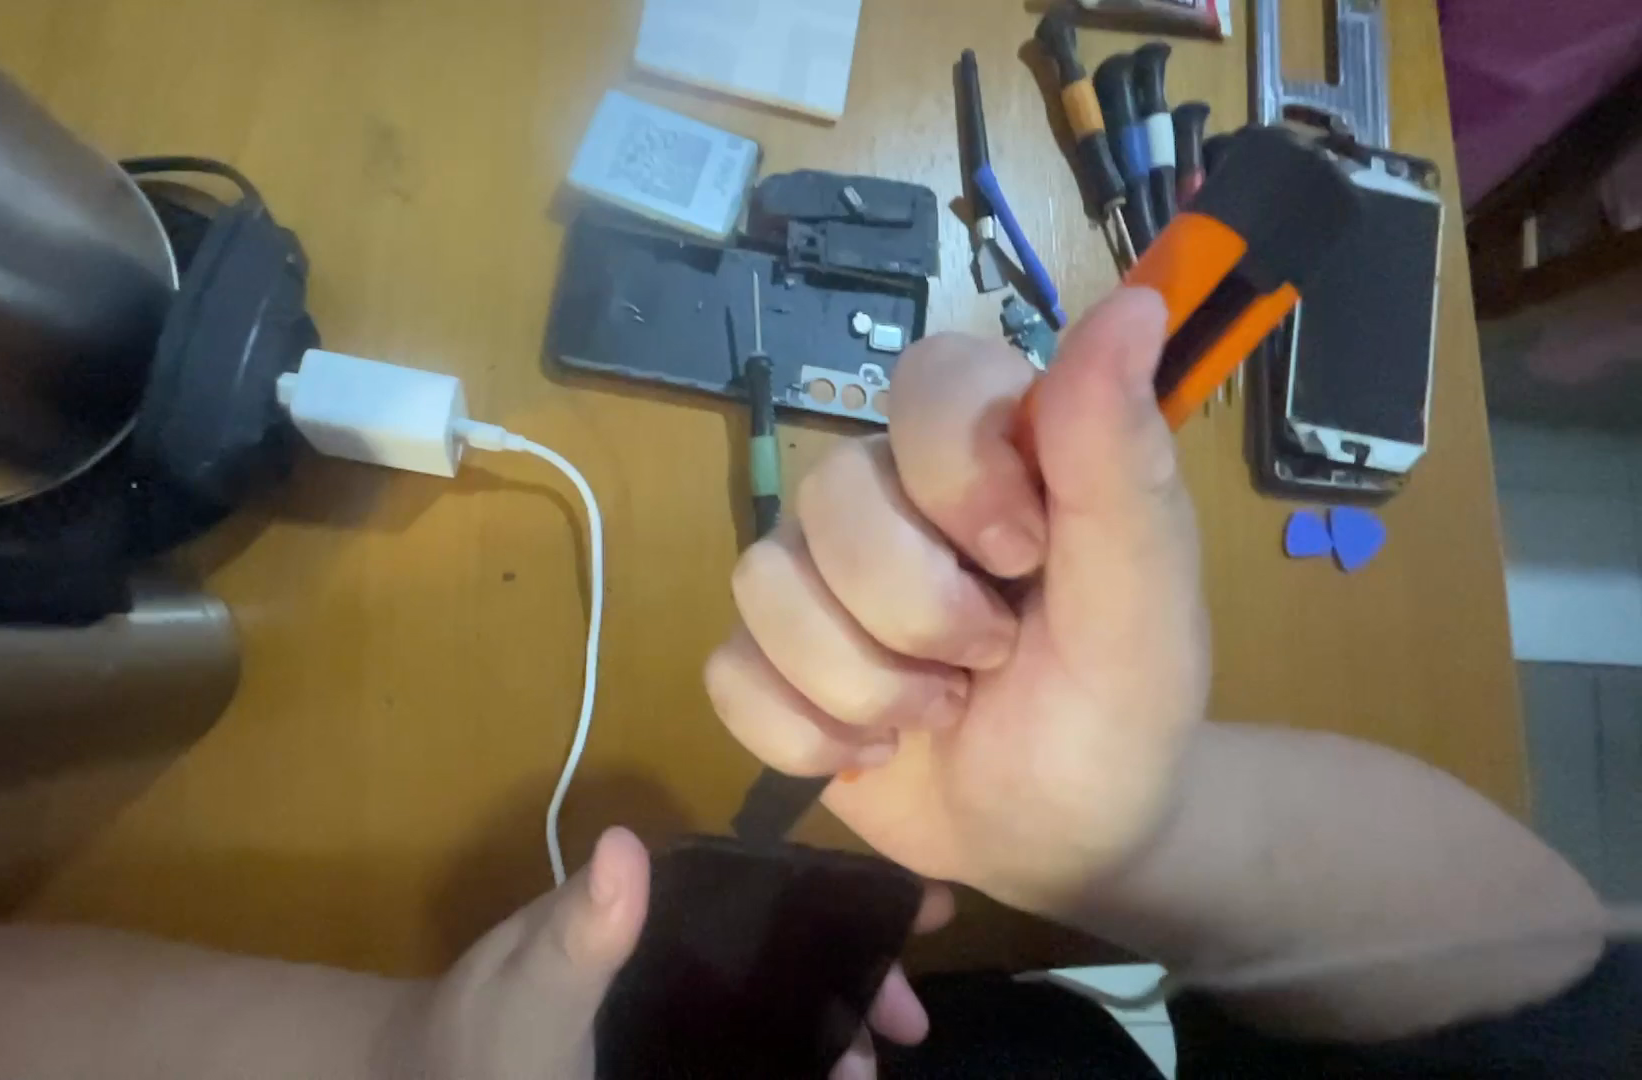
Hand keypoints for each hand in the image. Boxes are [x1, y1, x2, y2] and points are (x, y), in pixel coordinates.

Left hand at [389, 827, 947, 1078]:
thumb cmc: (480, 1035)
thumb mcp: (527, 987)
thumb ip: (576, 931)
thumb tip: (625, 843)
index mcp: (658, 906)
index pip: (763, 883)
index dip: (839, 892)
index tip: (914, 910)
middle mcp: (678, 945)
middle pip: (786, 944)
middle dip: (855, 973)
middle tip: (901, 1027)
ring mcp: (678, 1004)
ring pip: (779, 1002)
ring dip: (835, 1028)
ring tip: (865, 1070)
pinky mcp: (675, 1056)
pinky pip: (751, 1054)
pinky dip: (796, 1065)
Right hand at [705, 288, 1209, 913]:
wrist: (1049, 836)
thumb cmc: (1110, 716)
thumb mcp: (1139, 608)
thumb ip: (1120, 468)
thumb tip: (1129, 308)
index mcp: (980, 459)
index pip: (925, 377)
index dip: (955, 465)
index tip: (1019, 552)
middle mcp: (879, 501)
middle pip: (826, 495)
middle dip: (914, 611)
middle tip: (984, 664)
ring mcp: (808, 578)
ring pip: (764, 584)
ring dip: (862, 684)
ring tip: (929, 715)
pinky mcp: (762, 656)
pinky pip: (729, 672)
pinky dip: (804, 734)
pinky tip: (865, 750)